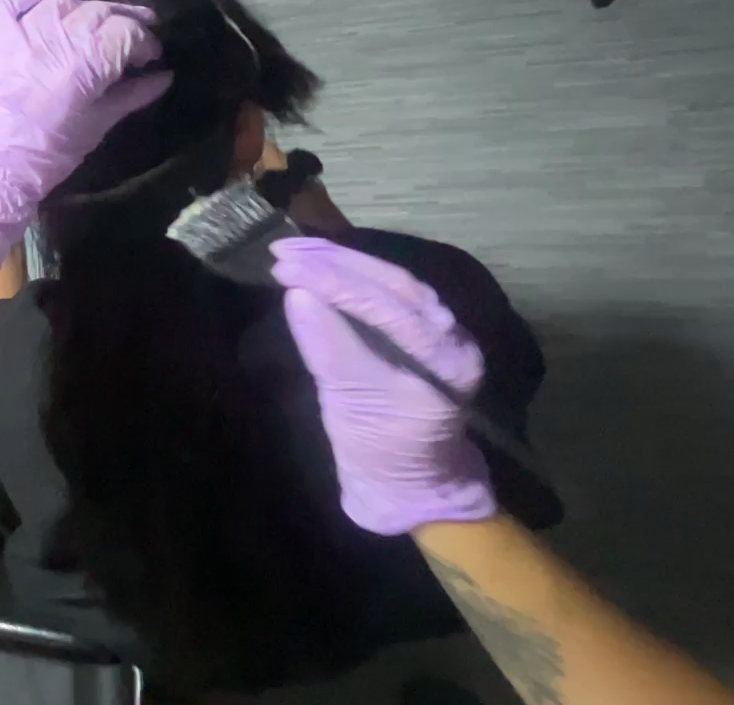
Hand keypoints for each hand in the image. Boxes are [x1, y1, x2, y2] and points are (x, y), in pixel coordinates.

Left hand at [0, 0, 170, 265]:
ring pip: (62, 4)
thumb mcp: (97, 125)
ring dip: (83, 12)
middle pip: (98, 12)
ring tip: (90, 29)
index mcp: (84, 63)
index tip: (150, 55)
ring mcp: (19, 31)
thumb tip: (163, 76)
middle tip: (130, 40)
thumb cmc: (48, 154)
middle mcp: (54, 38)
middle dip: (120, 23)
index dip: (144, 41)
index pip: (126, 31)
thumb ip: (132, 95)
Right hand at [271, 238, 495, 534]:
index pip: (384, 304)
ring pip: (391, 282)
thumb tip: (297, 295)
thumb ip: (329, 348)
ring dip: (340, 261)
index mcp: (445, 359)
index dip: (331, 281)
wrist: (412, 483)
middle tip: (281, 249)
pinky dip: (350, 274)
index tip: (283, 267)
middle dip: (334, 261)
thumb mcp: (351, 405)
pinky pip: (387, 292)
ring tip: (293, 250)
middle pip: (392, 282)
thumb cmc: (382, 450)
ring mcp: (439, 332)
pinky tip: (319, 265)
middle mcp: (451, 336)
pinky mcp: (419, 332)